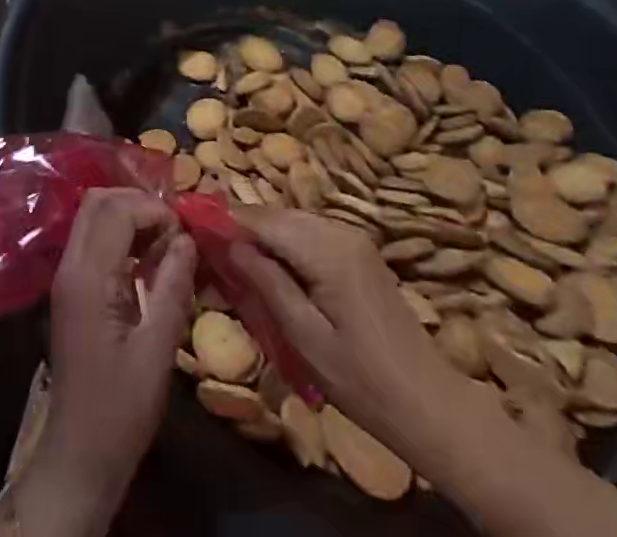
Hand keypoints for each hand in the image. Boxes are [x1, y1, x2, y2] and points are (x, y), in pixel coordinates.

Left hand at [6, 189, 195, 536]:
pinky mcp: (73, 292)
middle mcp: (70, 269)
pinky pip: (96, 243)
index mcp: (87, 279)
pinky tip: (151, 263)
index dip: (154, 211)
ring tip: (169, 244)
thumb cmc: (120, 409)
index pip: (116, 211)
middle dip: (140, 204)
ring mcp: (67, 279)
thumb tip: (187, 239)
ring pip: (94, 219)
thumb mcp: (157, 349)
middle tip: (176, 231)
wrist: (78, 456)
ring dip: (132, 218)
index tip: (185, 234)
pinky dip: (124, 239)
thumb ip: (172, 286)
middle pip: (97, 203)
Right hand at [228, 208, 513, 472]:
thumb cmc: (361, 378)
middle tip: (203, 247)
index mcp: (328, 249)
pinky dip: (282, 245)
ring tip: (226, 258)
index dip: (225, 219)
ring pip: (292, 223)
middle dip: (239, 226)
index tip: (190, 224)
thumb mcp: (304, 336)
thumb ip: (267, 283)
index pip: (264, 220)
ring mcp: (353, 240)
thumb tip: (230, 243)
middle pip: (277, 216)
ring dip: (259, 236)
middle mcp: (341, 232)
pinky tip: (264, 268)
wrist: (426, 399)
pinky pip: (309, 236)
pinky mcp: (358, 253)